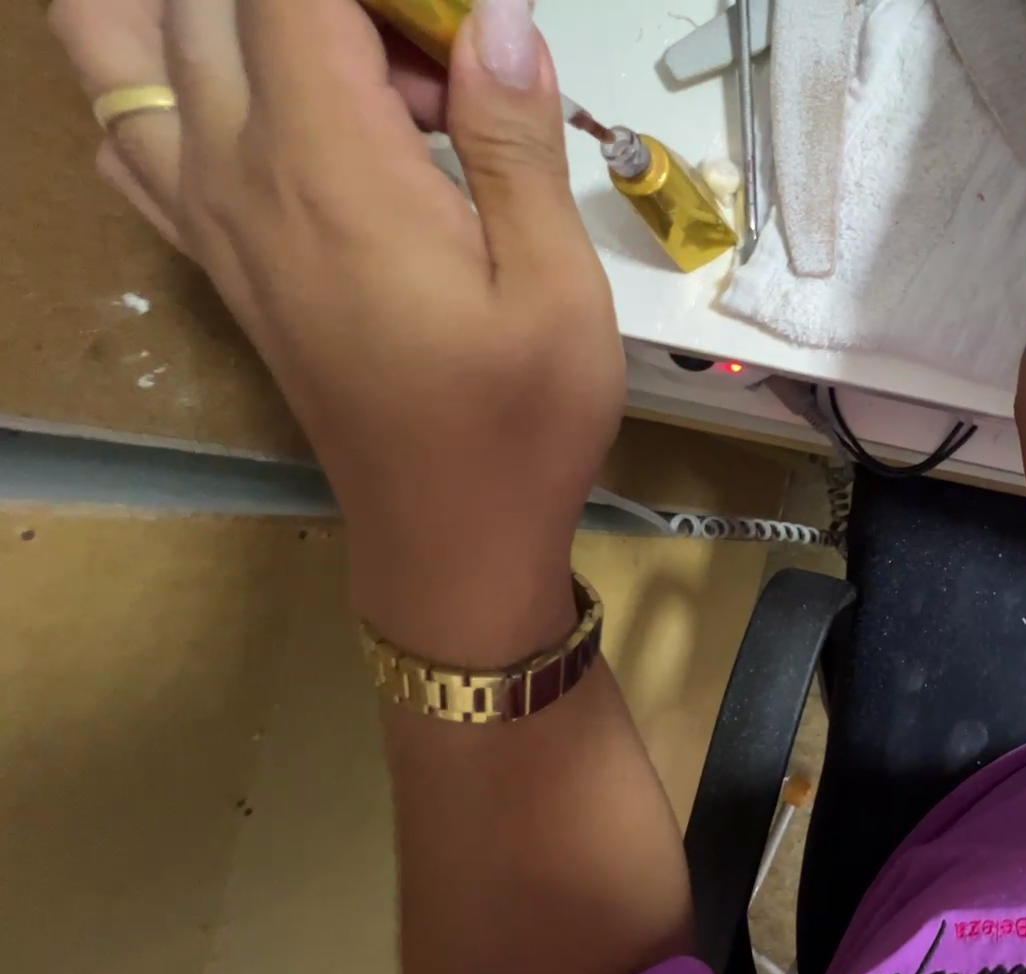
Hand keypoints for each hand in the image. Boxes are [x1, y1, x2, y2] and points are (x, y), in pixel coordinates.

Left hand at [50, 0, 624, 664]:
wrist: (456, 529)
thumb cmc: (526, 417)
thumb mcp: (559, 287)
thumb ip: (518, 145)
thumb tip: (500, 19)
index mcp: (334, 167)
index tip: (475, 43)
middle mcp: (238, 170)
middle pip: (223, 1)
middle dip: (350, 12)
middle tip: (457, 83)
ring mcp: (207, 217)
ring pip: (136, 40)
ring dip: (238, 25)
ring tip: (363, 84)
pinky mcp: (216, 262)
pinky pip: (128, 125)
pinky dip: (167, 77)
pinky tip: (263, 116)